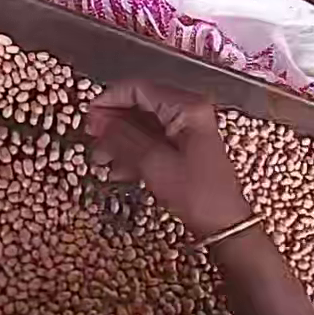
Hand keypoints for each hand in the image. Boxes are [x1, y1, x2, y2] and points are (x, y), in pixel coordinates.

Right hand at [84, 80, 250, 236]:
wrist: (224, 225)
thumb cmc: (196, 193)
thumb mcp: (154, 164)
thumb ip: (123, 138)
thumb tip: (100, 120)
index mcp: (186, 107)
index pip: (140, 89)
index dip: (110, 99)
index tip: (89, 116)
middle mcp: (189, 112)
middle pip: (141, 106)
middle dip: (113, 122)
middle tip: (91, 138)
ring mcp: (187, 131)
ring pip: (144, 126)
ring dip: (120, 141)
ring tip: (101, 159)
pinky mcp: (185, 150)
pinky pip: (154, 143)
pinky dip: (134, 154)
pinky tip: (118, 171)